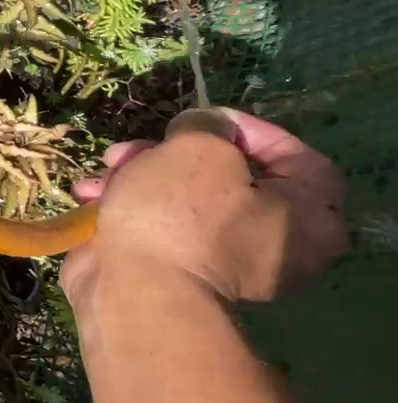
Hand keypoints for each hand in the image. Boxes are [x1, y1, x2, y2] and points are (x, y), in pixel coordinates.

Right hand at [63, 107, 347, 306]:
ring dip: (138, 174)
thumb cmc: (179, 214)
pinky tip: (93, 197)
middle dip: (170, 153)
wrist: (137, 285)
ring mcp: (229, 257)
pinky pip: (162, 221)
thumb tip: (203, 128)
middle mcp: (282, 241)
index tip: (201, 117)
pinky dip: (129, 203)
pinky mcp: (182, 265)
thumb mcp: (196, 149)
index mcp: (309, 217)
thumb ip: (206, 126)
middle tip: (135, 148)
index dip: (250, 129)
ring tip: (102, 173)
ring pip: (185, 195)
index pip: (300, 158)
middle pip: (229, 175)